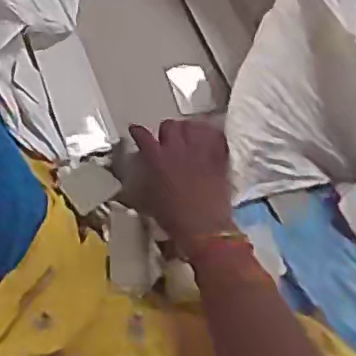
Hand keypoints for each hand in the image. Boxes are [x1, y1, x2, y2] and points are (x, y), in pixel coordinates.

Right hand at [129, 119, 235, 240]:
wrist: (205, 230)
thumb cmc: (174, 219)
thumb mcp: (148, 200)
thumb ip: (143, 181)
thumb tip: (140, 178)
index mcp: (156, 159)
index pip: (142, 136)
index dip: (138, 132)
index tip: (137, 131)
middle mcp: (176, 149)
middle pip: (169, 125)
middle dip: (167, 131)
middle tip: (168, 140)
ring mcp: (199, 151)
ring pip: (192, 126)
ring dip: (189, 130)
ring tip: (190, 137)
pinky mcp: (218, 158)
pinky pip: (215, 137)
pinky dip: (211, 137)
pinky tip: (209, 142)